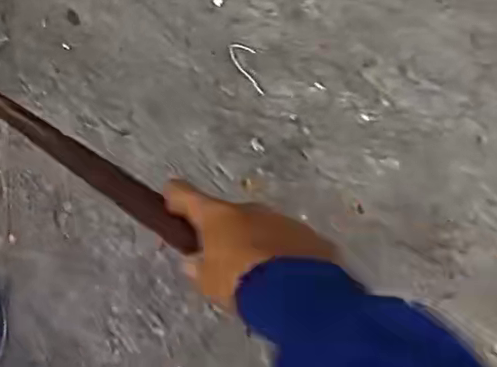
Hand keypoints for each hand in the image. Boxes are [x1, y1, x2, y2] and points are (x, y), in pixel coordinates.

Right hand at [164, 179, 340, 311]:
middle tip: (232, 260)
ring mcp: (286, 223)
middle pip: (228, 212)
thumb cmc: (246, 285)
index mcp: (213, 212)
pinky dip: (292, 256)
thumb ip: (196, 266)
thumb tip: (193, 262)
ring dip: (262, 242)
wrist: (314, 306)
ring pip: (265, 226)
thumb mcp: (208, 282)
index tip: (176, 218)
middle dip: (229, 231)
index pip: (179, 190)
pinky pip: (298, 244)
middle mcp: (247, 209)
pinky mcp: (321, 242)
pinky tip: (297, 280)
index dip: (174, 201)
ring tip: (271, 275)